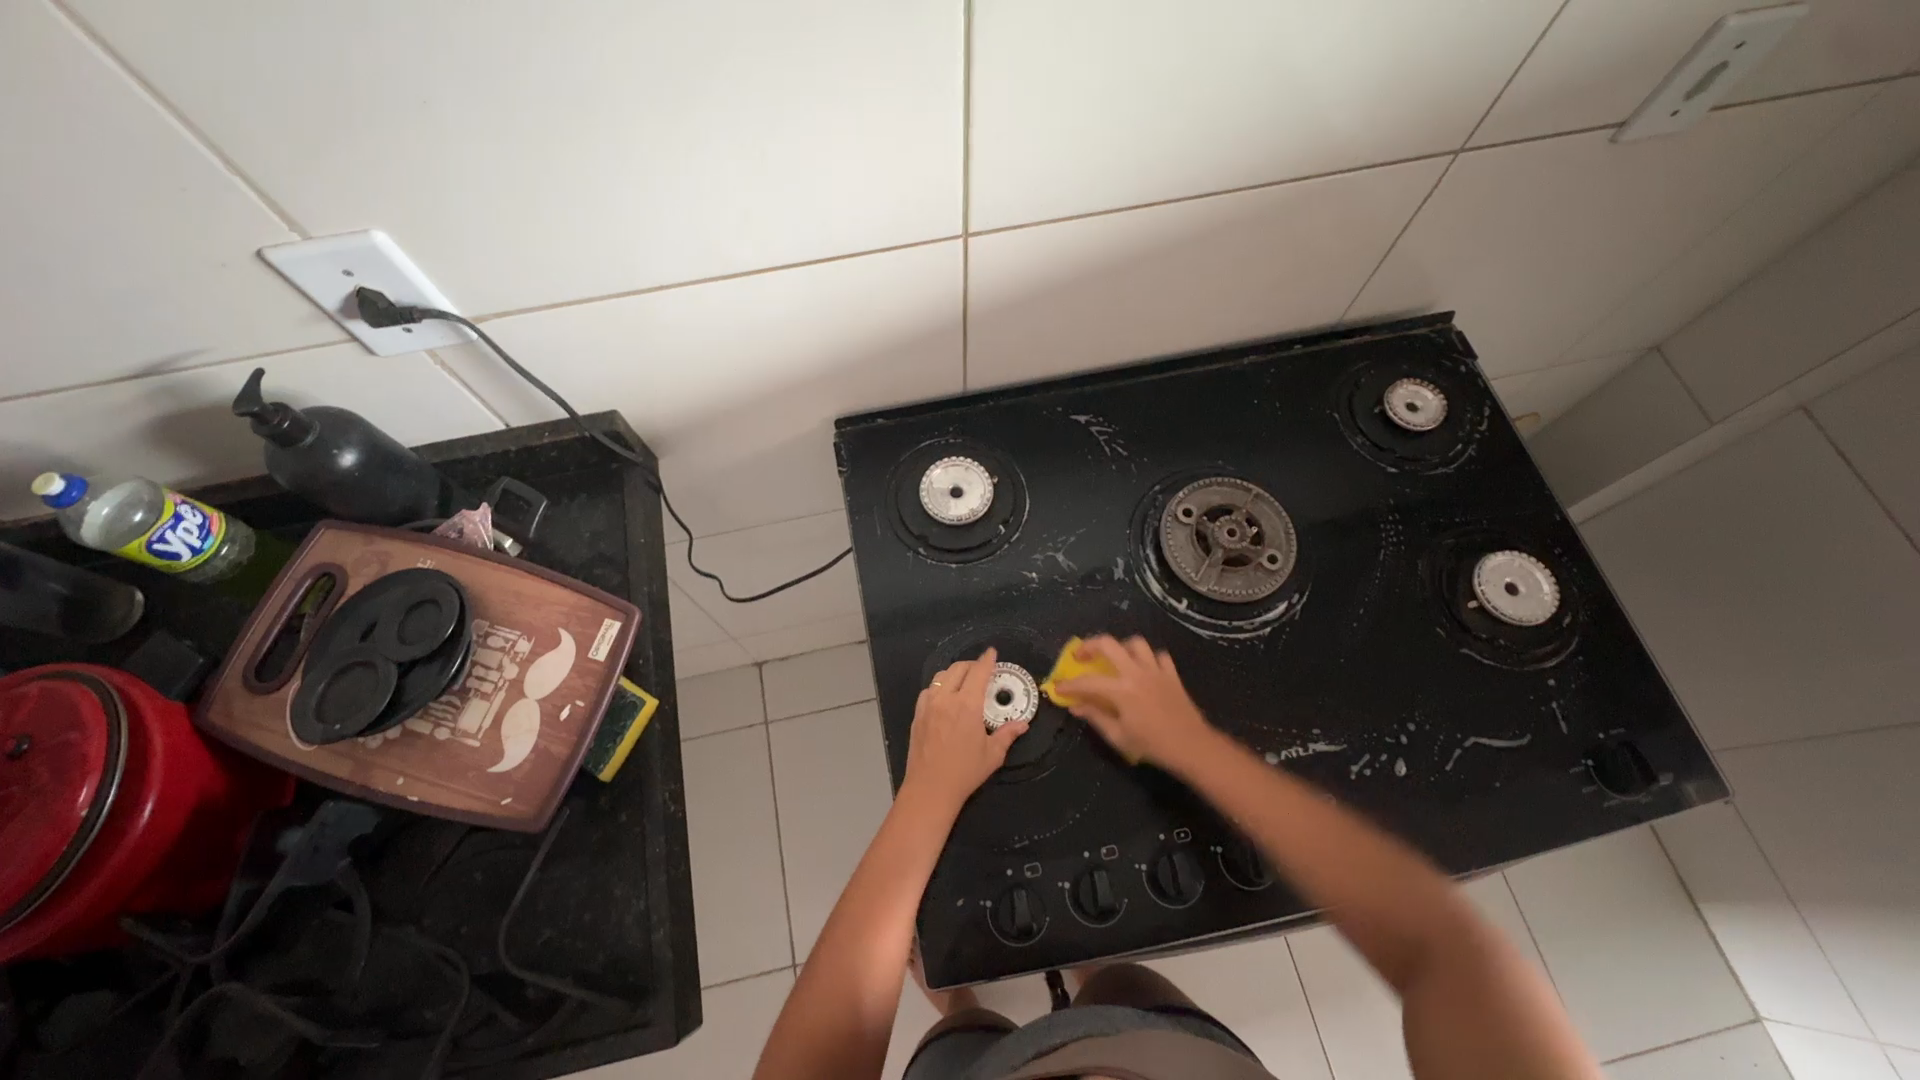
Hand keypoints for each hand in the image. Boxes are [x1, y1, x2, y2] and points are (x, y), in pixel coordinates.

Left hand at [901, 648, 1027, 813]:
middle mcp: (946, 699)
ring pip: (940, 677)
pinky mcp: (917, 715)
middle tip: (982, 670)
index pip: (978, 672)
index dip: (987, 660)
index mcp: (967, 705)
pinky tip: (945, 697)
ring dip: (954, 673)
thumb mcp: (993, 754)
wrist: (930, 788)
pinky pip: (928, 691)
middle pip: (958, 669)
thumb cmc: (965, 772)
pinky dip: (939, 687)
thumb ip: (1007, 734)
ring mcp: (928, 706)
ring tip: (964, 681)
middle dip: (972, 665)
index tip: (992, 652)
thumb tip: (1022, 724)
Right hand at [1055, 635, 1214, 766]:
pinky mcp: (1172, 675)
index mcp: (1121, 690)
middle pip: (1109, 644)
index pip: (1088, 682)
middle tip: (1080, 657)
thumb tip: (1076, 706)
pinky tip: (1144, 669)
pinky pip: (1159, 656)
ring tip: (1115, 659)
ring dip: (1121, 647)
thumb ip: (1096, 717)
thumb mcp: (1118, 737)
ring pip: (1136, 644)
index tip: (1058, 686)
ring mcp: (1157, 671)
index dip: (1069, 684)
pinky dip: (1149, 658)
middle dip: (1089, 646)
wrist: (1192, 747)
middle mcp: (1137, 673)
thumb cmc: (1152, 745)